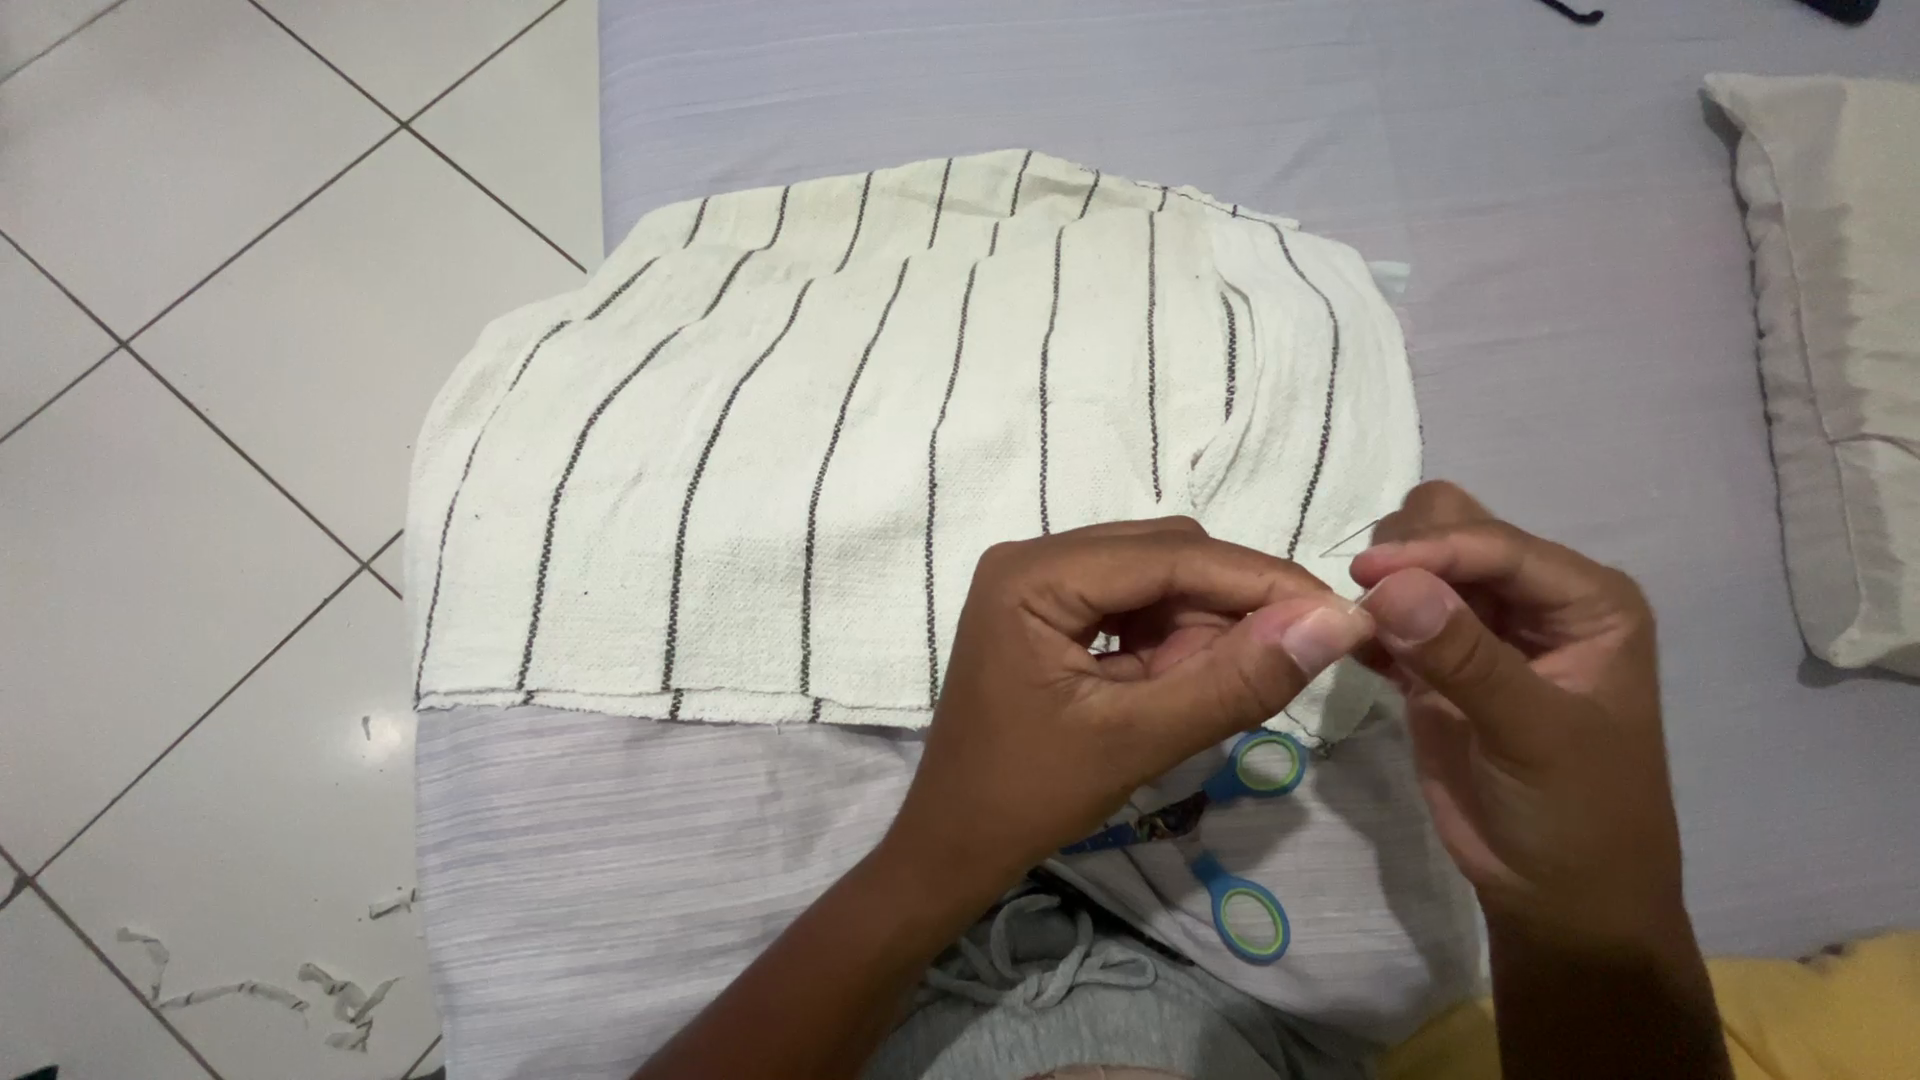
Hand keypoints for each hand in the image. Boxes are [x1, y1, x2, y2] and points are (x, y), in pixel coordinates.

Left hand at [880, 517, 1374, 899]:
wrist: (956, 838)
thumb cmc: (1029, 794)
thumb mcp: (1137, 740)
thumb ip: (1233, 681)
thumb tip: (1333, 621)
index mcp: (1033, 574)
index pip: (1170, 554)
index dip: (1260, 579)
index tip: (1339, 614)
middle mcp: (1031, 557)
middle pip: (1163, 554)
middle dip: (1227, 605)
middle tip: (1278, 666)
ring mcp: (1036, 580)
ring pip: (1152, 576)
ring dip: (1198, 625)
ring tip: (1208, 688)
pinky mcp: (1046, 608)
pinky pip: (1129, 603)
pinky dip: (1168, 637)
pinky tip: (1174, 681)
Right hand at [1350, 482, 1686, 951]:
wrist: (1554, 894)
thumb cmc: (1577, 815)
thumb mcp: (1533, 735)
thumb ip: (1463, 657)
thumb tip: (1388, 584)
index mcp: (1584, 601)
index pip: (1497, 545)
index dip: (1431, 551)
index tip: (1361, 573)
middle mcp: (1529, 600)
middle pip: (1452, 529)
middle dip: (1406, 552)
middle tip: (1367, 596)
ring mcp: (1476, 630)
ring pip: (1413, 565)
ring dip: (1379, 584)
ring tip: (1357, 625)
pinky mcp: (1430, 662)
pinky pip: (1386, 615)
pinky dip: (1363, 621)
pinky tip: (1349, 646)